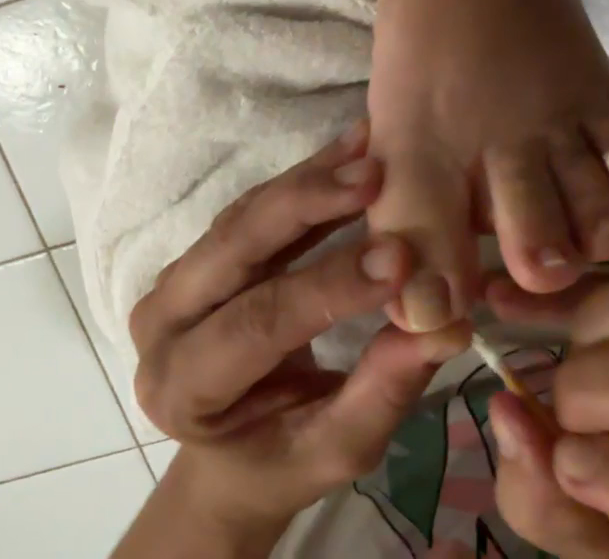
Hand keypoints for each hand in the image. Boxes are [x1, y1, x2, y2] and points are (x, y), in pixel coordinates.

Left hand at [129, 122, 471, 527]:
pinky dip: (306, 176)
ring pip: (243, 215)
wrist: (234, 451)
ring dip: (310, 179)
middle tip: (374, 173)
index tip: (402, 256)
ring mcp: (178, 279)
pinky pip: (254, 206)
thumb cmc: (283, 460)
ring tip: (371, 148)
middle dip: (306, 205)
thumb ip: (381, 392)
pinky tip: (353, 149)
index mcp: (182, 387)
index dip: (329, 287)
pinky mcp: (204, 252)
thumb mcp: (338, 449)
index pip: (256, 324)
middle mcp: (163, 323)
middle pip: (232, 248)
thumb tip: (445, 328)